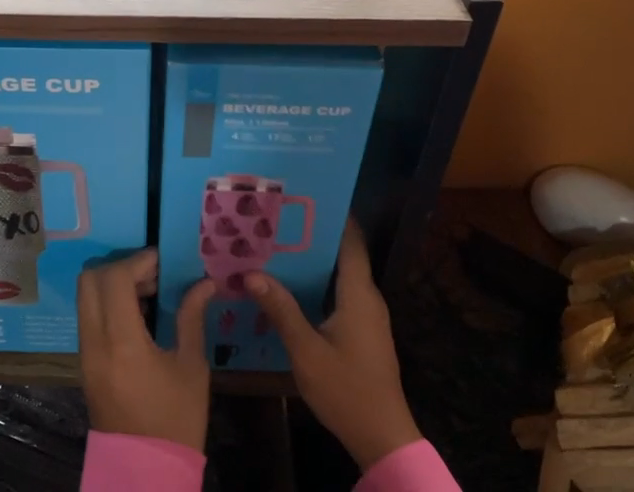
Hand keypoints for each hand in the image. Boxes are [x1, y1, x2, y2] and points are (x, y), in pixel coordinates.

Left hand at [77, 248, 216, 451]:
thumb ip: (192, 317)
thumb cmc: (176, 419)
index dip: (138, 261)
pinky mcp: (85, 364)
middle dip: (121, 268)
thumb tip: (204, 282)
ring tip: (150, 292)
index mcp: (122, 342)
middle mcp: (94, 343)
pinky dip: (108, 304)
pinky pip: (89, 318)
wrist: (148, 468)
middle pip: (90, 280)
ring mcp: (85, 354)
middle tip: (153, 274)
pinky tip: (139, 314)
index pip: (114, 279)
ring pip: (86, 298)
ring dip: (112, 285)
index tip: (163, 261)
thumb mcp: (192, 366)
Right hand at [245, 219, 421, 469]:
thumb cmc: (346, 389)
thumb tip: (251, 273)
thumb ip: (281, 310)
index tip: (305, 196)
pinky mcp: (363, 333)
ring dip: (313, 263)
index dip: (333, 216)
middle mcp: (367, 298)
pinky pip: (340, 296)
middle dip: (312, 237)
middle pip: (343, 255)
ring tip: (276, 248)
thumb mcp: (306, 351)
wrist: (381, 436)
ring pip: (339, 277)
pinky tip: (290, 290)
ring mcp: (368, 317)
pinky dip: (318, 285)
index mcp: (359, 294)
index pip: (351, 241)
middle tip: (276, 221)